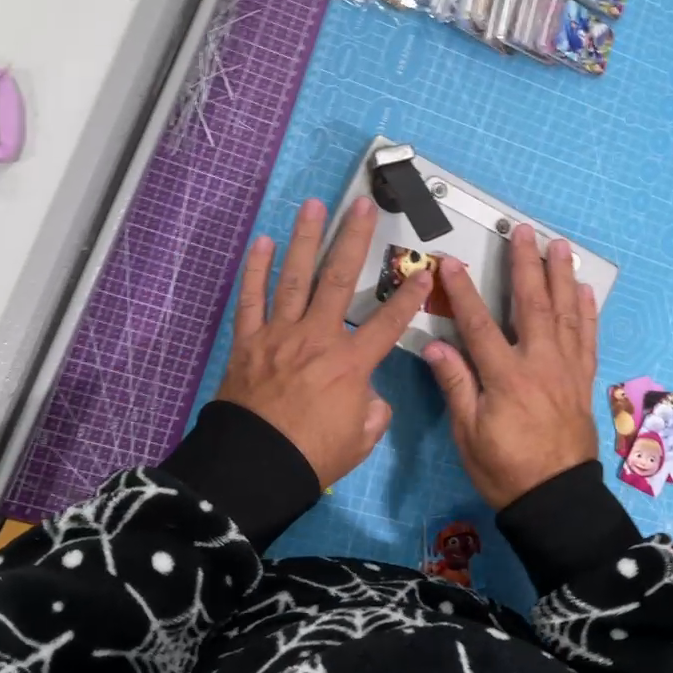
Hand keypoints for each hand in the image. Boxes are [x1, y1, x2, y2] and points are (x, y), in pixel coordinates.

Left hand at [216, 196, 432, 485]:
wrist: (253, 467)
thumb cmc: (312, 457)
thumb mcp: (359, 440)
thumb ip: (372, 413)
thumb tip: (369, 396)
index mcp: (349, 364)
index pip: (388, 323)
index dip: (409, 297)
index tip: (425, 272)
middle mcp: (316, 337)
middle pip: (338, 279)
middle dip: (353, 239)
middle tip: (362, 205)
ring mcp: (279, 334)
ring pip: (294, 277)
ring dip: (306, 238)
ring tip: (313, 206)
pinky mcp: (248, 341)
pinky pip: (251, 298)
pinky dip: (256, 269)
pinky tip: (263, 242)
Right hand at [423, 224, 599, 508]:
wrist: (557, 499)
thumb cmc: (505, 469)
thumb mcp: (469, 434)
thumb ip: (455, 385)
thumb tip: (434, 345)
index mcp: (506, 377)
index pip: (479, 324)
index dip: (463, 291)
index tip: (450, 262)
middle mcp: (540, 364)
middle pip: (532, 305)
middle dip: (526, 265)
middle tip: (524, 231)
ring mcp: (567, 370)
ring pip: (566, 314)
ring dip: (562, 277)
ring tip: (560, 246)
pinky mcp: (583, 381)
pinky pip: (588, 339)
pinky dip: (588, 313)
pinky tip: (586, 292)